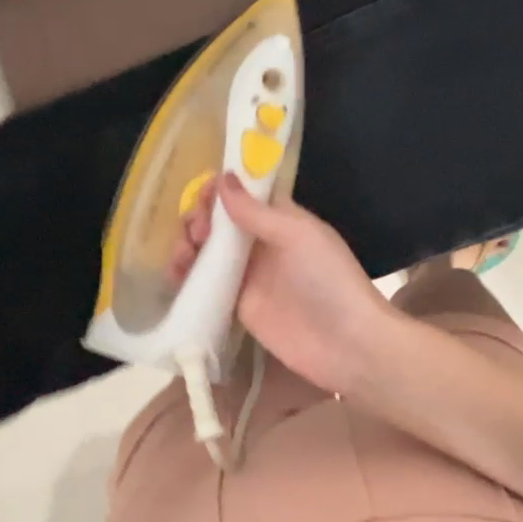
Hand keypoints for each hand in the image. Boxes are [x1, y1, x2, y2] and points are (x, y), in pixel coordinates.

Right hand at [175, 173, 396, 393]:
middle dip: (199, 220)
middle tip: (197, 234)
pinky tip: (176, 276)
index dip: (219, 191)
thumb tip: (223, 177)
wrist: (346, 344)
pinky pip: (207, 286)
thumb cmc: (329, 281)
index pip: (244, 195)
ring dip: (188, 247)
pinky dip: (188, 278)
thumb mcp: (298, 236)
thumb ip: (257, 211)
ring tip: (182, 255)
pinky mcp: (240, 307)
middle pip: (220, 223)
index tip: (205, 198)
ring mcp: (250, 276)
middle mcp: (263, 244)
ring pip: (208, 253)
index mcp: (282, 220)